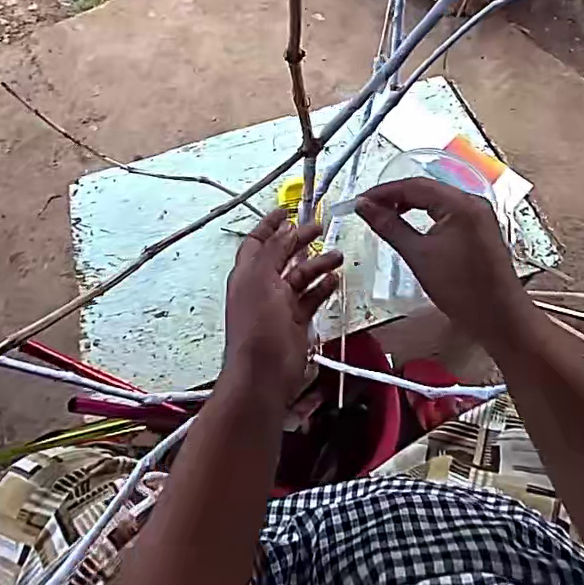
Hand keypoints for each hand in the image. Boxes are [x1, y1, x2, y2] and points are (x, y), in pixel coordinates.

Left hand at [223, 207, 341, 405]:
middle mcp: (261, 286)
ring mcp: (278, 305)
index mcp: (247, 273)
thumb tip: (286, 229)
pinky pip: (310, 298)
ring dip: (317, 263)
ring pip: (300, 276)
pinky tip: (334, 280)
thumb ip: (274, 251)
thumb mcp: (262, 279)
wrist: (264, 374)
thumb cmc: (257, 328)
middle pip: (281, 255)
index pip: (257, 240)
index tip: (286, 210)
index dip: (270, 224)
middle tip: (318, 228)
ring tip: (336, 255)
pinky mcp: (295, 322)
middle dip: (299, 240)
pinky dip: (322, 287)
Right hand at [355, 177, 528, 347]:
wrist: (500, 319)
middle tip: (368, 208)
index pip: (414, 185)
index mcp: (461, 204)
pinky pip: (447, 211)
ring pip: (436, 199)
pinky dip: (426, 214)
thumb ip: (389, 226)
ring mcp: (479, 215)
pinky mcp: (480, 228)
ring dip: (409, 204)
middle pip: (426, 189)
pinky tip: (410, 224)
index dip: (384, 192)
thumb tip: (364, 207)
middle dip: (395, 196)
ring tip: (384, 215)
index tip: (361, 201)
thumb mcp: (418, 255)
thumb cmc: (461, 289)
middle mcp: (473, 202)